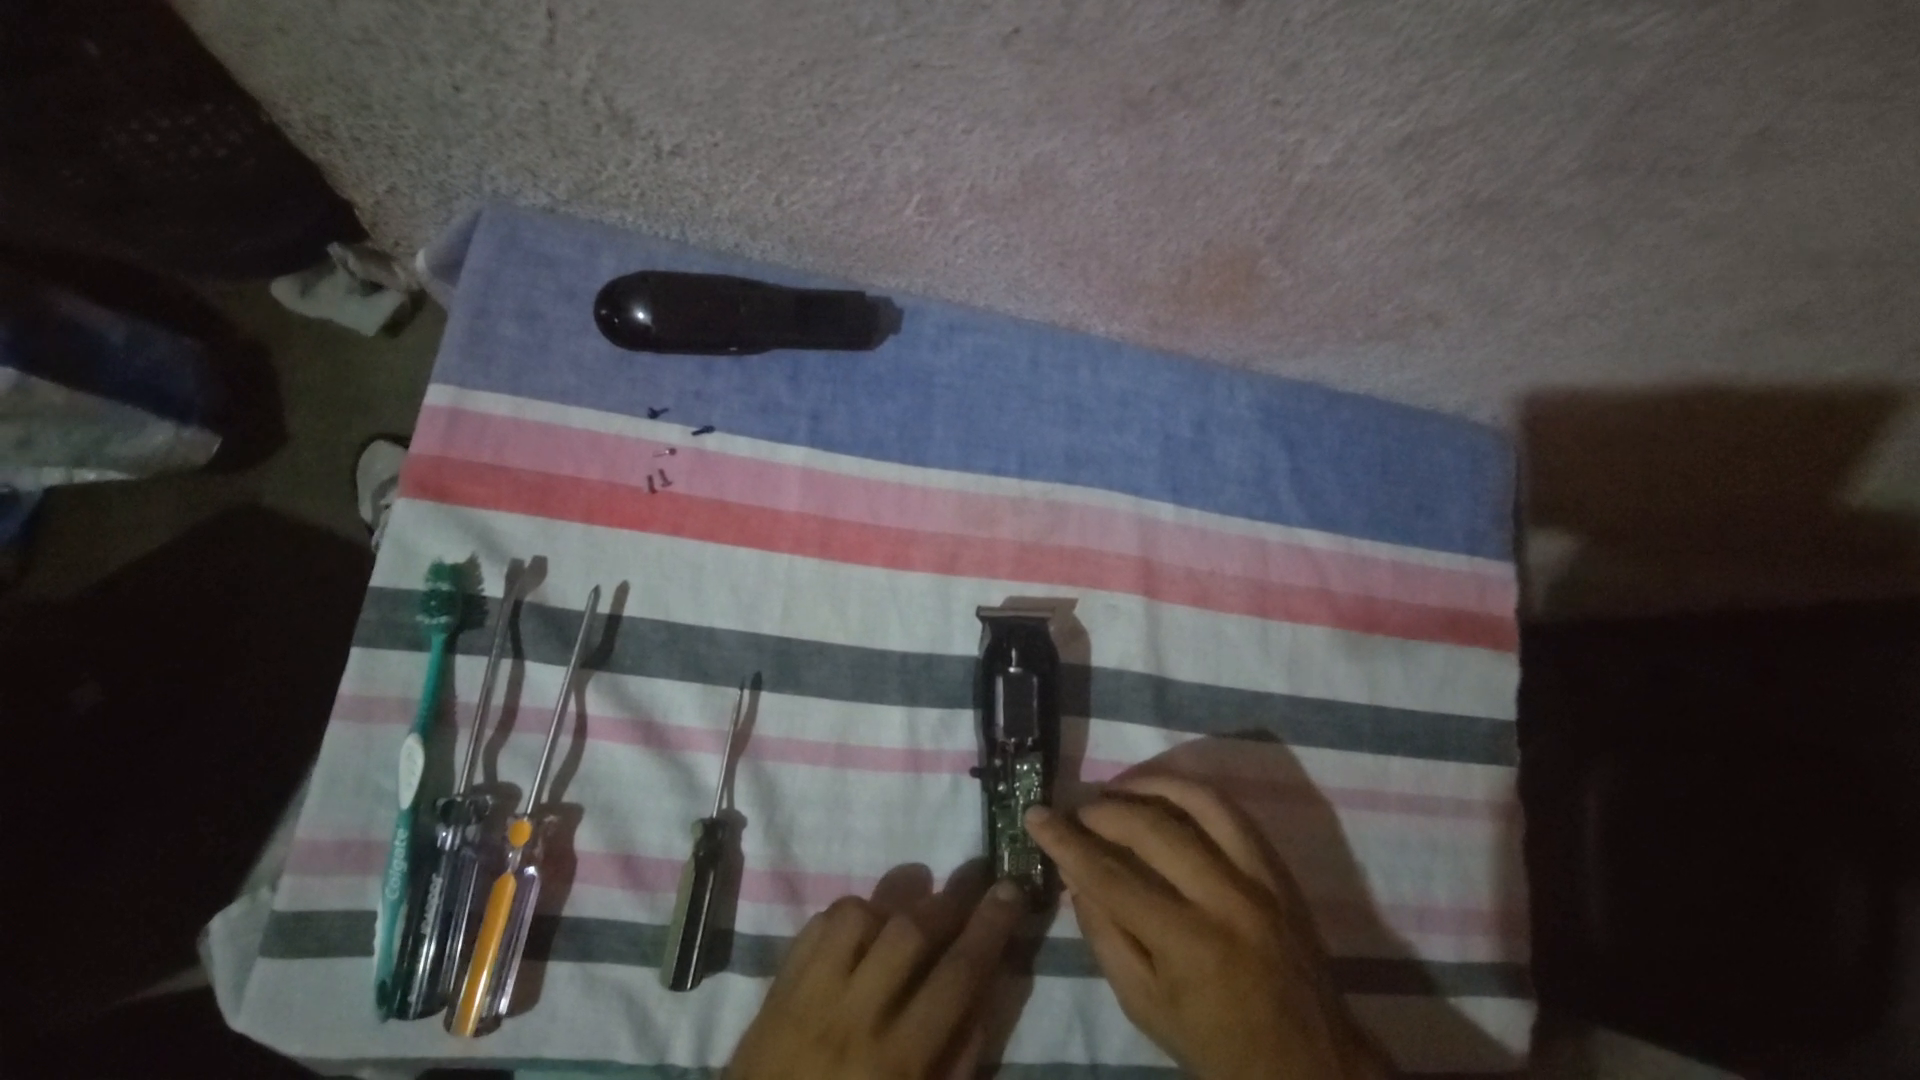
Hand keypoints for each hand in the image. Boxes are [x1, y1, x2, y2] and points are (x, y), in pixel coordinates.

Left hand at [727, 877, 1027, 1079]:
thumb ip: (960, 1054)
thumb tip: (989, 983)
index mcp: (899, 1061)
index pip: (956, 975)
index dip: (990, 926)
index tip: (1012, 889)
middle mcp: (854, 1018)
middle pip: (908, 932)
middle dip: (950, 897)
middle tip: (974, 875)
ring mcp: (809, 997)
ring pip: (856, 916)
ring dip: (892, 899)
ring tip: (915, 895)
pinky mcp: (776, 988)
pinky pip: (814, 927)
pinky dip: (845, 913)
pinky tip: (864, 920)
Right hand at [1026, 776, 1387, 1079]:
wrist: (1310, 1065)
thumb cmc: (1216, 1045)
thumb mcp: (1143, 1005)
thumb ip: (1104, 934)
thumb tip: (1074, 874)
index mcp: (1188, 944)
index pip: (1111, 875)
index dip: (1066, 842)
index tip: (1036, 817)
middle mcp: (1227, 899)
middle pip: (1153, 827)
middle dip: (1103, 810)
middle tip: (1074, 810)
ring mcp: (1261, 880)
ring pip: (1202, 802)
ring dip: (1151, 784)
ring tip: (1117, 789)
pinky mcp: (1281, 873)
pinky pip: (1235, 814)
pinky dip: (1194, 795)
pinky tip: (1165, 796)